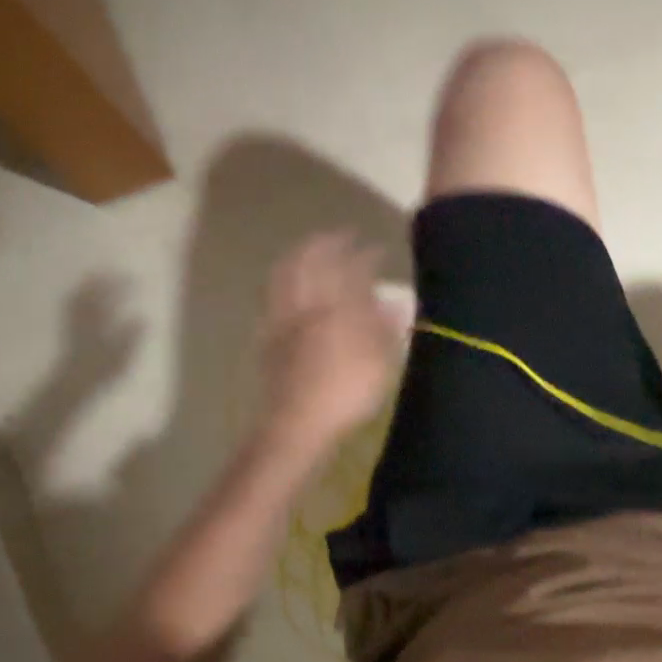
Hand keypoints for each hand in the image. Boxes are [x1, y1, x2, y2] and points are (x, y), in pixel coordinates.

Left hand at [261, 231, 405, 447]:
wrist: (297, 424)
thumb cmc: (347, 392)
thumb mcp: (380, 361)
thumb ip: (385, 326)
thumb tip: (393, 301)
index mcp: (336, 306)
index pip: (351, 270)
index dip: (364, 256)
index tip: (376, 247)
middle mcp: (306, 304)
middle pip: (310, 263)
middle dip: (324, 245)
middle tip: (338, 237)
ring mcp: (282, 320)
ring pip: (286, 277)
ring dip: (299, 259)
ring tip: (310, 253)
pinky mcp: (268, 339)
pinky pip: (274, 298)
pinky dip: (284, 284)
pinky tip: (290, 290)